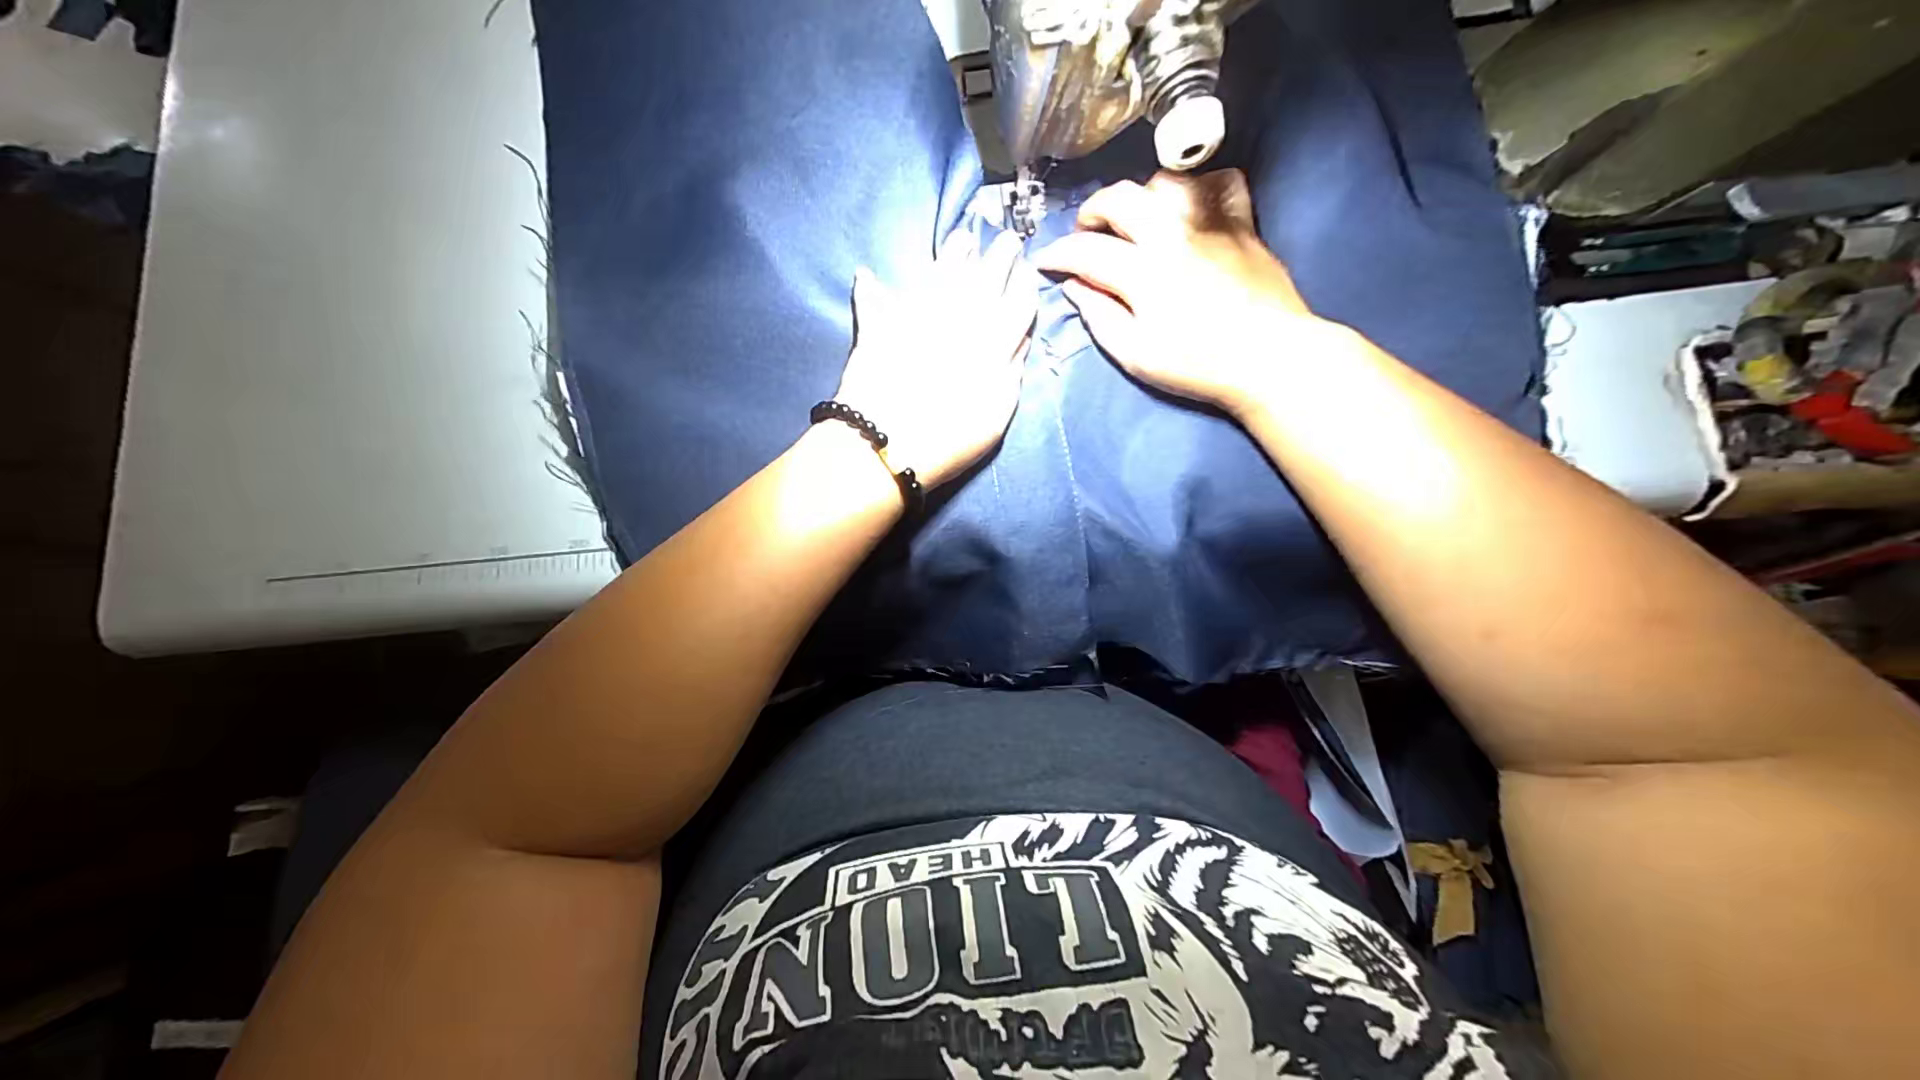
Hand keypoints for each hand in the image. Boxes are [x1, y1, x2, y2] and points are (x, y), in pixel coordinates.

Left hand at [834, 230, 1038, 489]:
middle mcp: (959, 316)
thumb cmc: (950, 439)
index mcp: (994, 340)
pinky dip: (869, 288)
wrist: (887, 442)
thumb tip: (1021, 341)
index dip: (1025, 283)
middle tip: (1008, 241)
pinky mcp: (879, 324)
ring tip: (962, 239)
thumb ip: (1012, 373)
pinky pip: (874, 299)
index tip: (1028, 271)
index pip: (1019, 301)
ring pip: (941, 272)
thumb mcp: (997, 414)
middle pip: (986, 275)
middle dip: (1002, 254)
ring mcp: (917, 314)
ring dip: (955, 253)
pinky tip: (865, 274)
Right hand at [1033, 170, 1349, 418]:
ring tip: (1135, 220)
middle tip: (1086, 234)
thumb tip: (1075, 287)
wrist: (1269, 358)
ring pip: (1167, 182)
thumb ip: (1100, 316)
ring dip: (1140, 196)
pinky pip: (1222, 184)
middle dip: (1092, 211)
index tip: (1045, 261)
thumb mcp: (1136, 354)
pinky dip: (1200, 188)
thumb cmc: (1198, 364)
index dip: (1058, 254)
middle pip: (1121, 198)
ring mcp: (1210, 223)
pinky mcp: (1242, 224)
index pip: (1086, 250)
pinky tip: (1190, 209)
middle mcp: (1173, 235)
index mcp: (1142, 271)